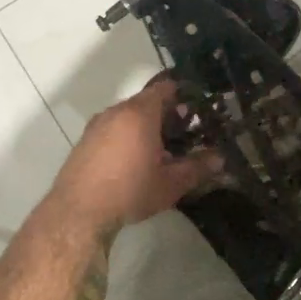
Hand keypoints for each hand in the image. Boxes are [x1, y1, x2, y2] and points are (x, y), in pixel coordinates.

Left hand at [50, 78, 215, 230]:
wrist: (79, 211)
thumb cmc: (131, 191)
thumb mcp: (171, 183)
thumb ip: (197, 168)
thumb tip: (221, 159)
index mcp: (140, 113)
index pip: (165, 88)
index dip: (183, 95)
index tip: (196, 110)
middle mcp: (115, 112)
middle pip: (145, 102)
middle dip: (165, 115)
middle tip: (183, 135)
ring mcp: (96, 126)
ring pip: (126, 117)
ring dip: (143, 128)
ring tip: (159, 152)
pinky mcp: (83, 142)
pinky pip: (111, 130)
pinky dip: (125, 138)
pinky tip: (132, 162)